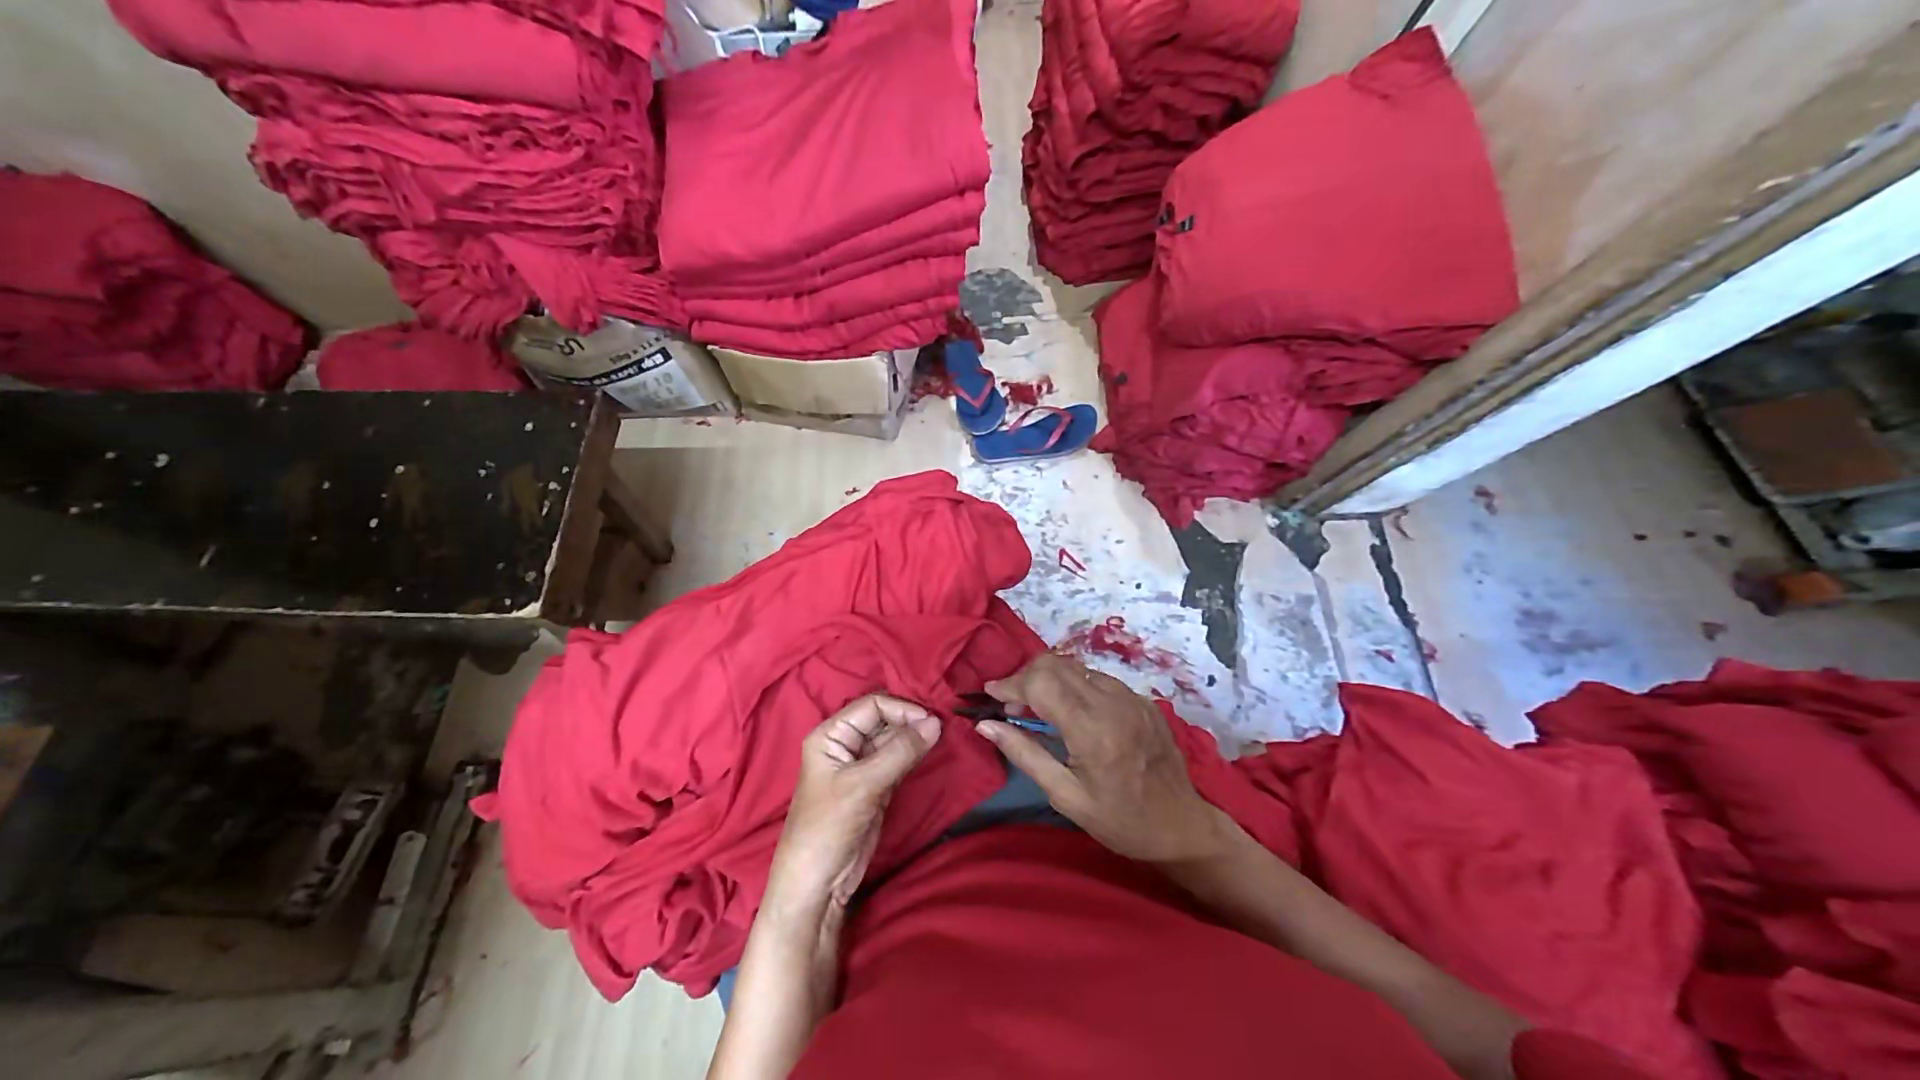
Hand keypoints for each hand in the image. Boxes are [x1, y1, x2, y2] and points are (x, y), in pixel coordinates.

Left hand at [765, 694, 941, 913]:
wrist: (817, 883)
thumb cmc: (828, 827)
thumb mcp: (863, 786)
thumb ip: (900, 752)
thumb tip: (935, 722)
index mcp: (830, 735)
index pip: (871, 705)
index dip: (901, 709)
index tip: (930, 721)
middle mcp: (844, 744)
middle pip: (883, 719)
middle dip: (910, 721)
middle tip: (940, 729)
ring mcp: (860, 766)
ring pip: (892, 739)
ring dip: (914, 738)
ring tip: (940, 738)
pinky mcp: (875, 786)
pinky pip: (897, 760)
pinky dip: (913, 756)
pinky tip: (929, 752)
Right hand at [976, 652, 1235, 863]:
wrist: (1182, 826)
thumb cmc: (1120, 821)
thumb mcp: (1066, 796)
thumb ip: (1025, 754)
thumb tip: (986, 725)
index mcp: (1092, 730)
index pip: (1041, 682)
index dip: (1010, 684)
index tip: (991, 696)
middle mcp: (1113, 703)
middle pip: (1055, 665)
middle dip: (1026, 678)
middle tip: (1012, 707)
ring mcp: (1131, 697)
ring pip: (1076, 668)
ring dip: (1049, 680)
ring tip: (1037, 710)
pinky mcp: (1142, 699)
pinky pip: (1098, 679)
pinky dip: (1074, 686)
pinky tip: (1071, 713)